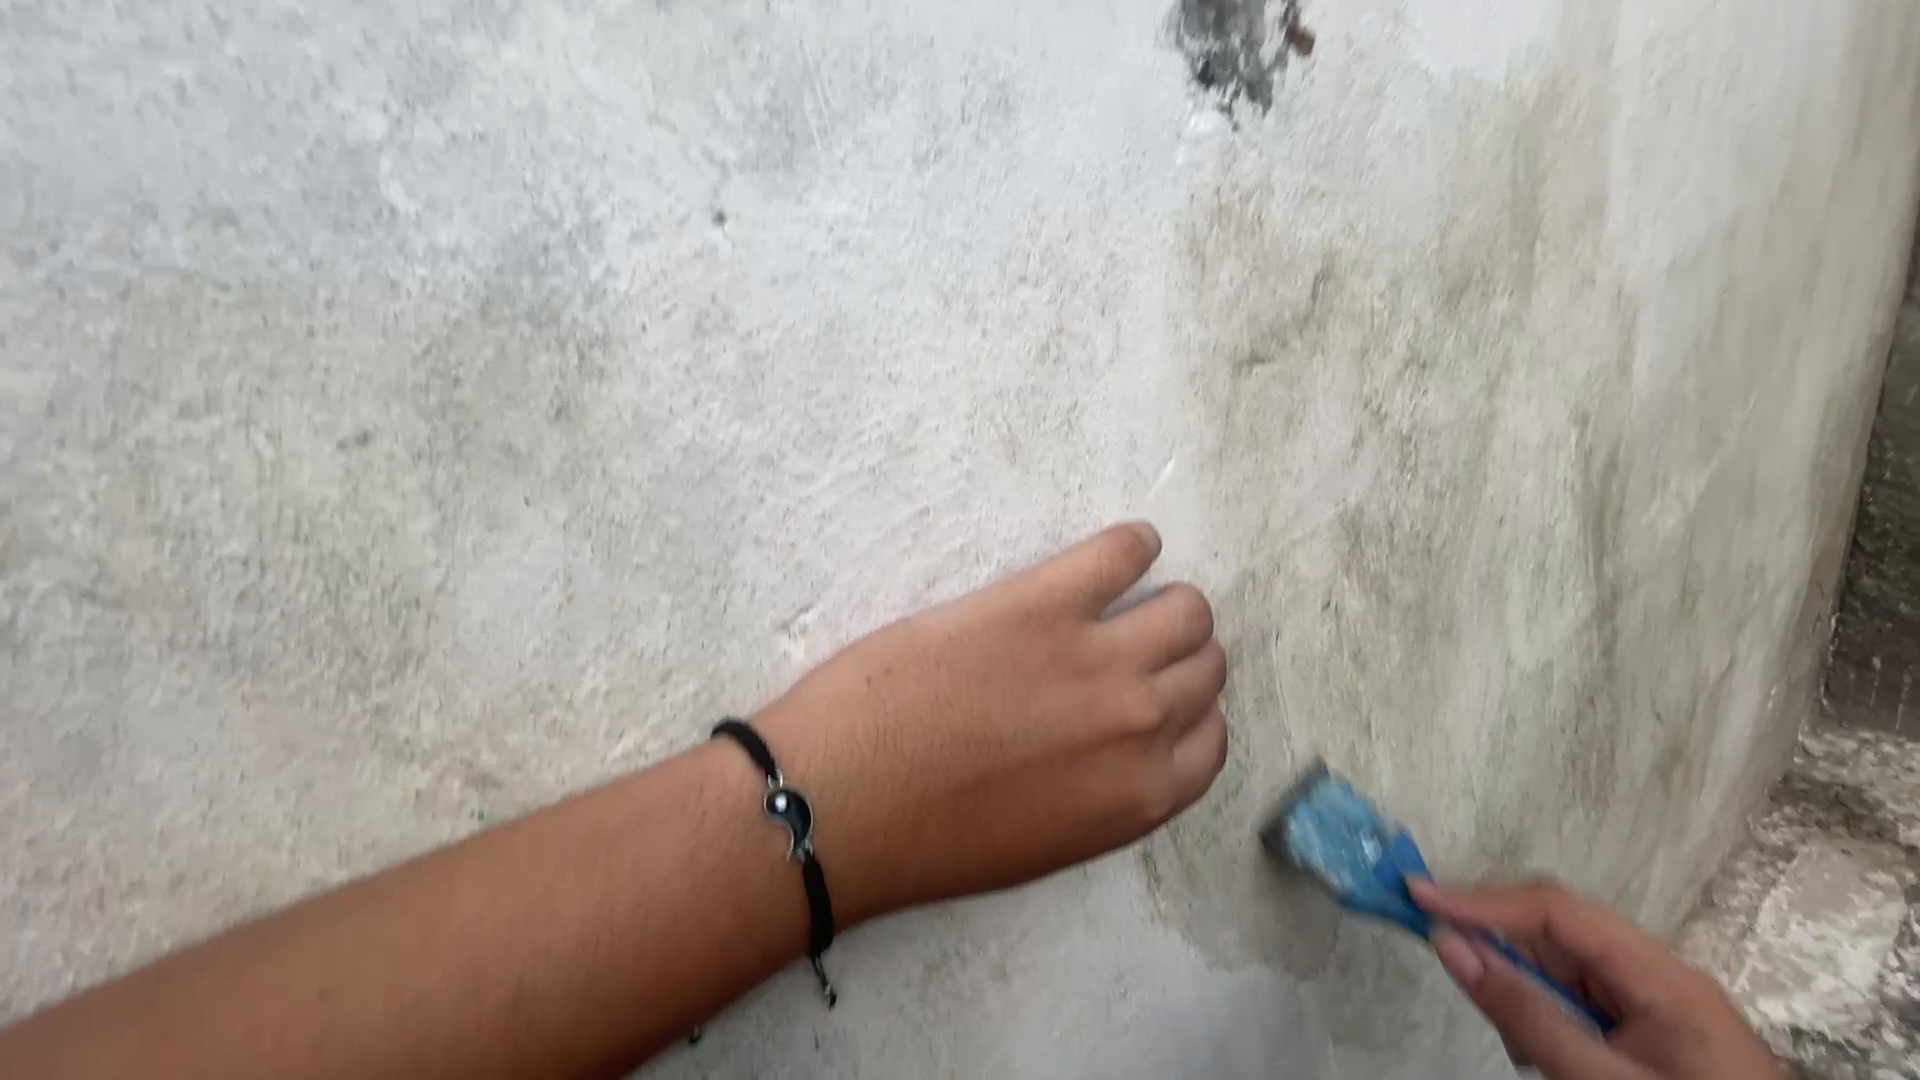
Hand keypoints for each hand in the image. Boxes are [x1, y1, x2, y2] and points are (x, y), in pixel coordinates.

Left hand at [753, 523, 1228, 925]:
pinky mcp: (1041, 603)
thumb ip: (1105, 791)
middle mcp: (1140, 725)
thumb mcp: (1047, 837)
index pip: (1211, 736)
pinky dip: (1131, 545)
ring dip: (1167, 604)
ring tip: (1125, 599)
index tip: (1159, 696)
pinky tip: (1122, 549)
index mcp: (1141, 795)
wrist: (842, 802)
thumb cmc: (929, 834)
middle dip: (1177, 658)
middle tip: (1131, 647)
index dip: (1187, 711)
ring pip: (1185, 609)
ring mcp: (1096, 658)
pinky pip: (1119, 553)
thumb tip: (1123, 743)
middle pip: (1204, 666)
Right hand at [1411, 881, 1784, 1079]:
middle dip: (1496, 942)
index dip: (1481, 898)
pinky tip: (1544, 1053)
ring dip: (1519, 987)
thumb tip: (1447, 943)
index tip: (1415, 893)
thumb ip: (1525, 1015)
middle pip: (1555, 932)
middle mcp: (1659, 975)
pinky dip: (1542, 1015)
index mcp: (1663, 977)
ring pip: (1559, 966)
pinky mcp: (1647, 1030)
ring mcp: (1655, 1003)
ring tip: (1525, 1047)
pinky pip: (1573, 998)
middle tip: (1441, 951)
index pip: (1555, 910)